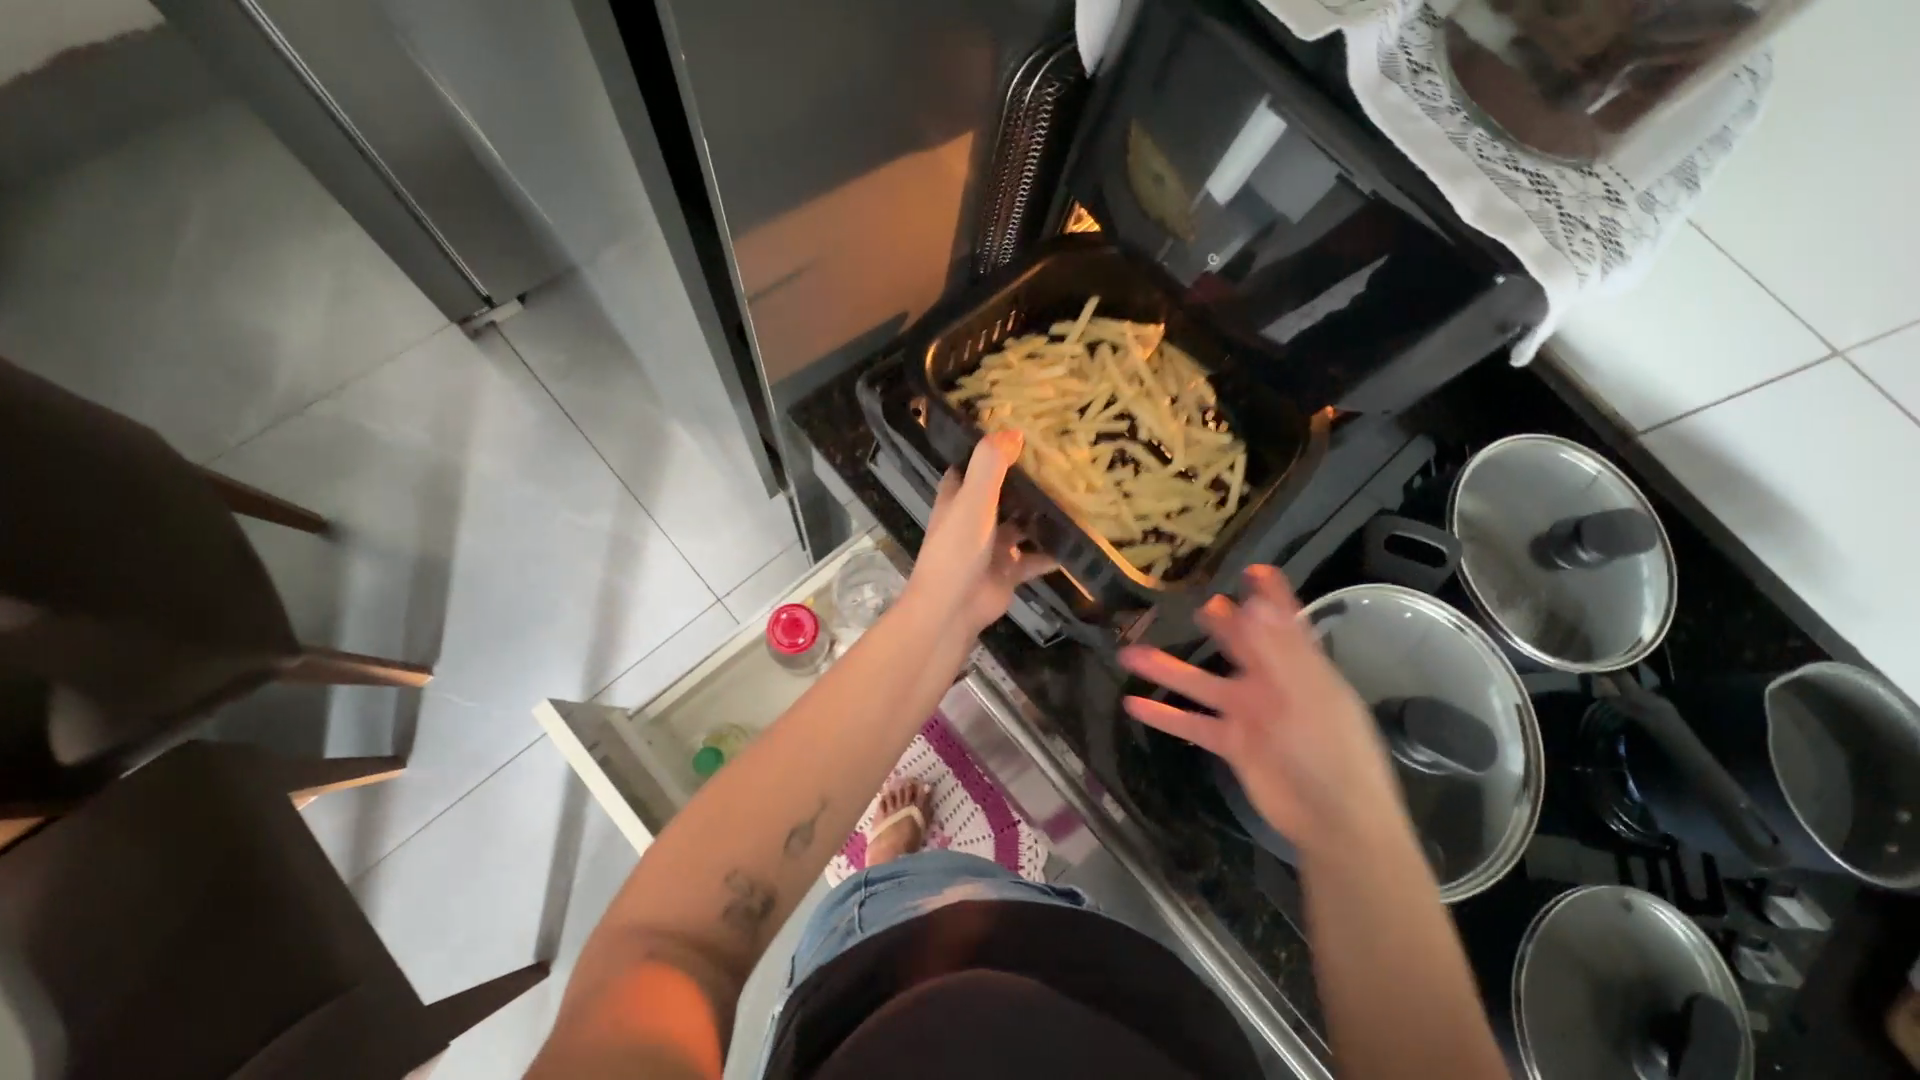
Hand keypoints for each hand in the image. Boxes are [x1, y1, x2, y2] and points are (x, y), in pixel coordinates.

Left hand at [904, 431, 1057, 634]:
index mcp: (957, 498)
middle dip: (1025, 480)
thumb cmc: (957, 549)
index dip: (988, 450)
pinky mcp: (1009, 571)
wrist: (953, 608)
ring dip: (1043, 514)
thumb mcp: (973, 499)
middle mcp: (974, 519)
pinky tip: (1081, 538)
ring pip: (1021, 524)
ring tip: (1077, 493)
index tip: (1018, 432)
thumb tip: (1014, 430)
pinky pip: (1036, 558)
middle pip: (1001, 493)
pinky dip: (1054, 551)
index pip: (970, 465)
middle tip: (1062, 459)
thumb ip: (990, 464)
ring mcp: (992, 546)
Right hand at [1117, 566, 1400, 852]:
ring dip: (1167, 669)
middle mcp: (1271, 684)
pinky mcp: (1231, 743)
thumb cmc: (1332, 750)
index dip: (1271, 594)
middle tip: (1195, 604)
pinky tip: (1133, 705)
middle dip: (1218, 624)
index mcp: (1299, 667)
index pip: (1283, 620)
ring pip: (1200, 684)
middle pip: (1237, 646)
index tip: (1252, 569)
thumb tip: (1252, 602)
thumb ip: (1278, 649)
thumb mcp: (1307, 694)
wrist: (1333, 819)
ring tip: (1129, 651)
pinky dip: (1165, 716)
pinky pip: (1192, 724)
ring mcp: (1248, 714)